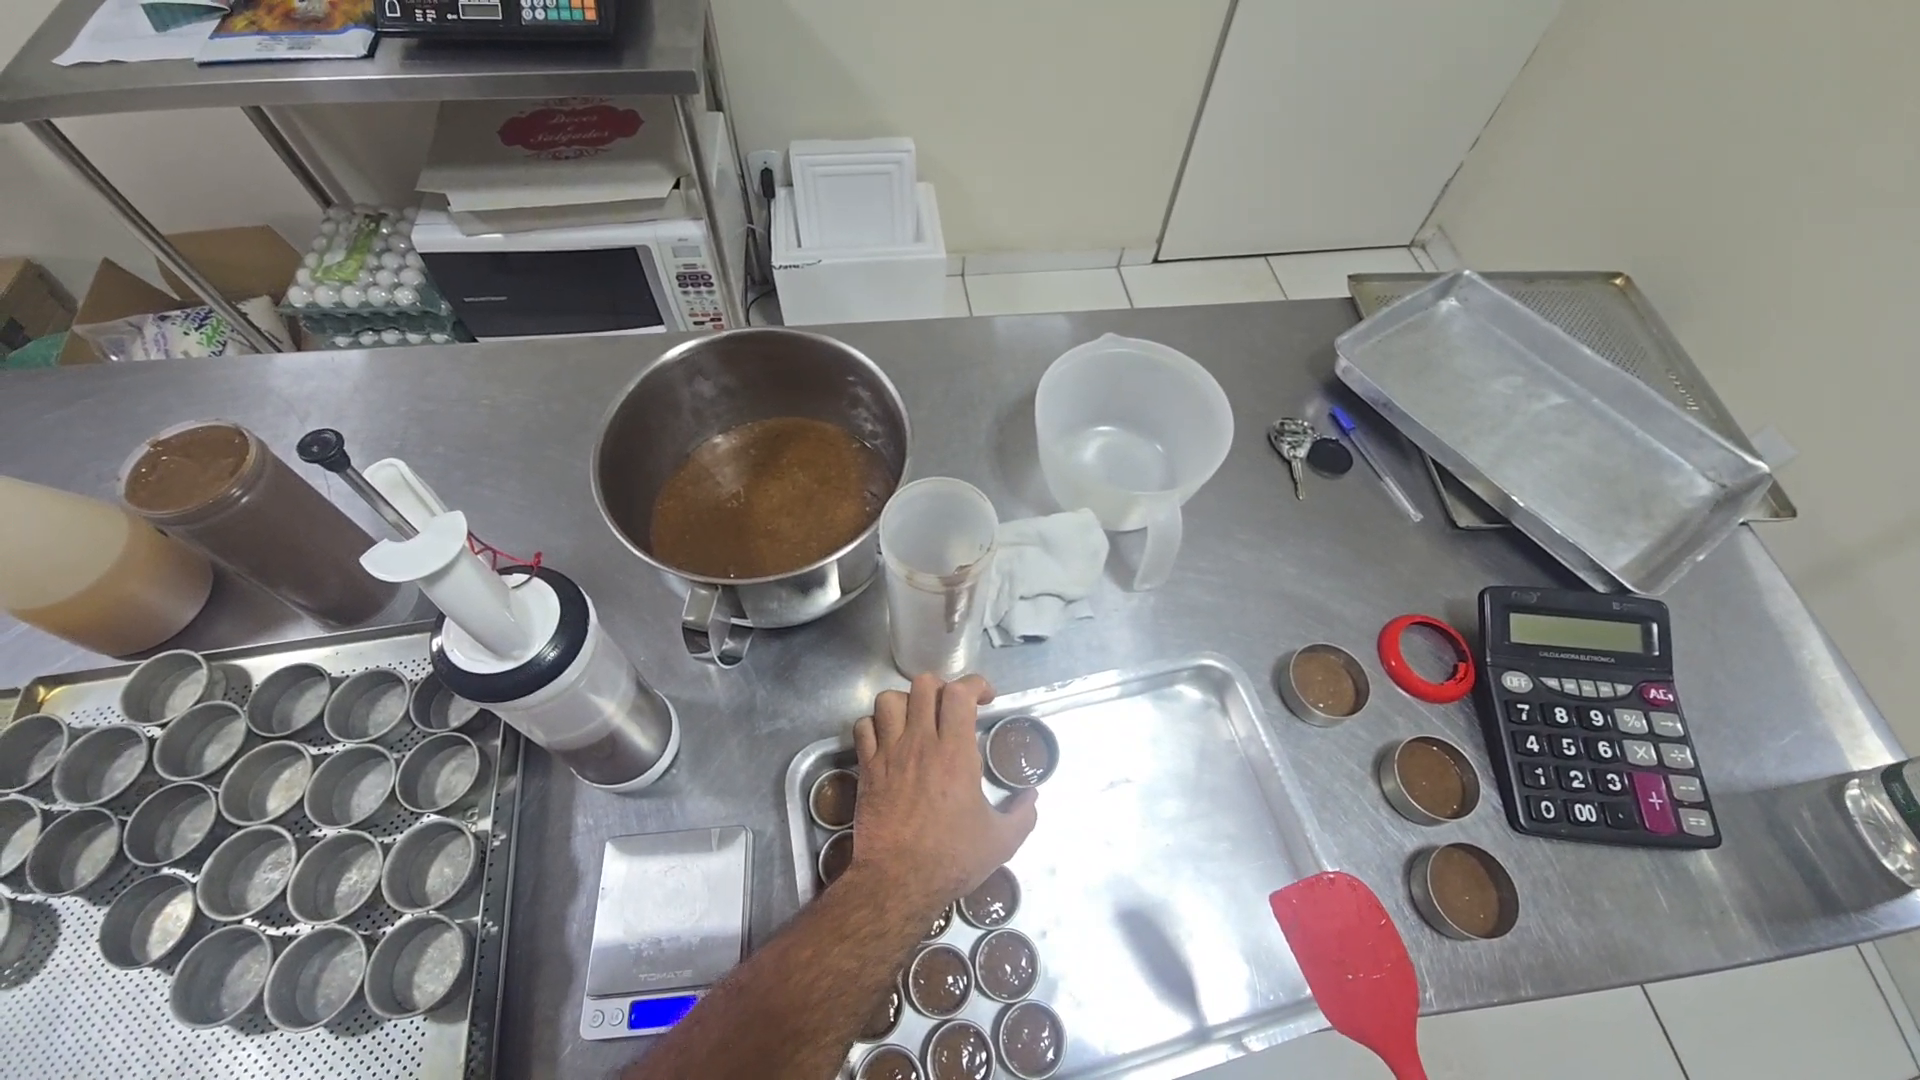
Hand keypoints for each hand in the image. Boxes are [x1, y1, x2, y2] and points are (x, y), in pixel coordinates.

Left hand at [849, 675, 1038, 909]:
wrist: (898, 881)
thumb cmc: (952, 859)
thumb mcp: (1002, 841)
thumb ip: (1023, 814)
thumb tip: (1033, 797)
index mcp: (955, 753)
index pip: (960, 693)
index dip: (975, 684)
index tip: (985, 697)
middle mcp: (920, 743)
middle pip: (923, 686)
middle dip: (941, 688)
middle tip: (952, 708)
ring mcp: (889, 754)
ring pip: (888, 700)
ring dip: (905, 702)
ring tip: (917, 719)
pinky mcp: (867, 769)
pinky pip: (864, 727)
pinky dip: (875, 725)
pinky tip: (888, 740)